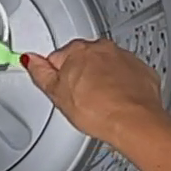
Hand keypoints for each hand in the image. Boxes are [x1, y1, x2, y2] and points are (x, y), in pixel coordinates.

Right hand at [22, 38, 170, 147]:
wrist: (135, 121)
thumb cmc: (98, 110)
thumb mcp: (57, 95)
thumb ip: (40, 73)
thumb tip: (29, 59)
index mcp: (77, 50)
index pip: (58, 58)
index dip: (58, 77)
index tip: (63, 90)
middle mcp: (102, 48)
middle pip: (83, 58)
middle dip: (81, 75)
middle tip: (80, 99)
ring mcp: (124, 58)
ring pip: (107, 65)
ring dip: (103, 78)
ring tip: (100, 103)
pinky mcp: (142, 70)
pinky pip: (127, 74)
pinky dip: (123, 84)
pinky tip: (118, 101)